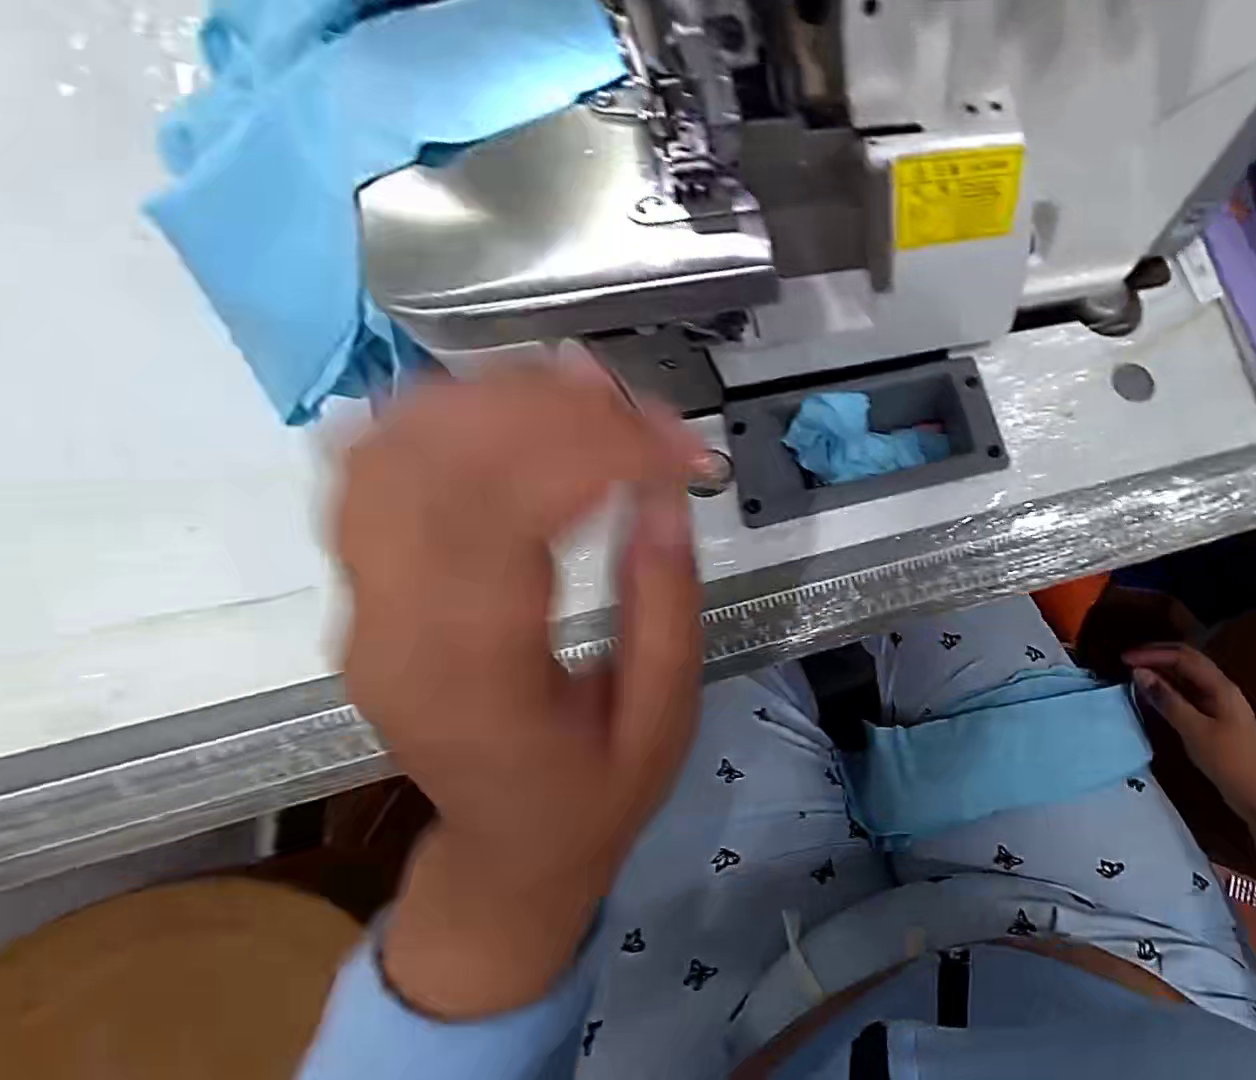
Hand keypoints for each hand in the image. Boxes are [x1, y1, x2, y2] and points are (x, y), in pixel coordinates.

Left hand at [333, 365, 705, 1015]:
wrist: (507, 847)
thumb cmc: (597, 795)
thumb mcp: (664, 717)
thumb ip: (666, 609)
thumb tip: (666, 498)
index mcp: (473, 679)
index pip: (506, 521)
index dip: (597, 456)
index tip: (682, 446)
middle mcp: (390, 630)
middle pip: (433, 469)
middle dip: (549, 412)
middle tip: (645, 408)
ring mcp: (361, 603)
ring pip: (387, 453)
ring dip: (490, 398)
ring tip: (588, 388)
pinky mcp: (364, 586)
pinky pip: (373, 471)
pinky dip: (442, 416)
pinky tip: (514, 406)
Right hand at [1123, 644, 1255, 820]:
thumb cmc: (1231, 763)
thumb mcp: (1195, 731)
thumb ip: (1167, 700)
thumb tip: (1140, 673)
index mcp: (1220, 686)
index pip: (1183, 657)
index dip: (1152, 653)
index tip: (1125, 658)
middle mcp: (1222, 688)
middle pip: (1187, 660)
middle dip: (1157, 656)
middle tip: (1128, 660)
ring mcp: (1221, 704)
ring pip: (1188, 677)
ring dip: (1163, 672)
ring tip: (1137, 675)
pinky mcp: (1218, 719)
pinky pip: (1190, 694)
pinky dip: (1170, 690)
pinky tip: (1156, 697)